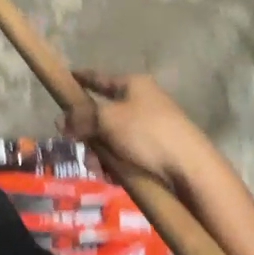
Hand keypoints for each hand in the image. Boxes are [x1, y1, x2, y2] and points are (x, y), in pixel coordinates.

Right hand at [61, 71, 206, 188]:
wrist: (192, 170)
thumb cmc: (147, 133)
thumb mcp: (107, 119)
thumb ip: (81, 117)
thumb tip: (61, 121)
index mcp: (134, 85)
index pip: (100, 78)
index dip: (82, 78)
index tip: (67, 78)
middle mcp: (145, 102)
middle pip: (105, 113)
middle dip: (89, 130)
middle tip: (77, 143)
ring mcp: (154, 128)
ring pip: (115, 137)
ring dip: (102, 152)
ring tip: (98, 168)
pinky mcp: (160, 153)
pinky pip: (129, 155)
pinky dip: (117, 164)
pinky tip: (112, 176)